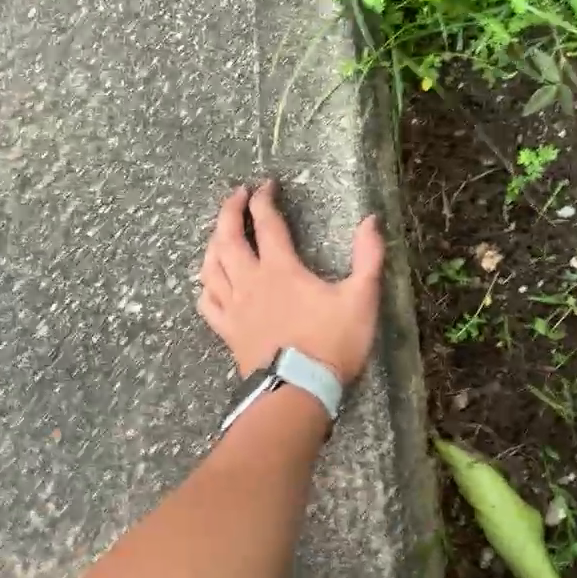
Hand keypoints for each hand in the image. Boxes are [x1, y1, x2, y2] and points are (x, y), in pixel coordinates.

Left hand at [196, 179, 383, 384]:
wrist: (297, 392)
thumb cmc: (332, 342)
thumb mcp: (362, 296)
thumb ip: (368, 255)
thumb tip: (371, 220)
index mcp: (282, 270)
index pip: (268, 225)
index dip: (264, 201)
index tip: (267, 184)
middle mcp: (251, 283)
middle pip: (228, 239)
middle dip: (229, 212)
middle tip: (236, 194)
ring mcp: (234, 309)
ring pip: (211, 266)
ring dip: (213, 241)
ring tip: (220, 229)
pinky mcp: (227, 331)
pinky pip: (206, 300)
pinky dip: (205, 282)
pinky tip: (209, 279)